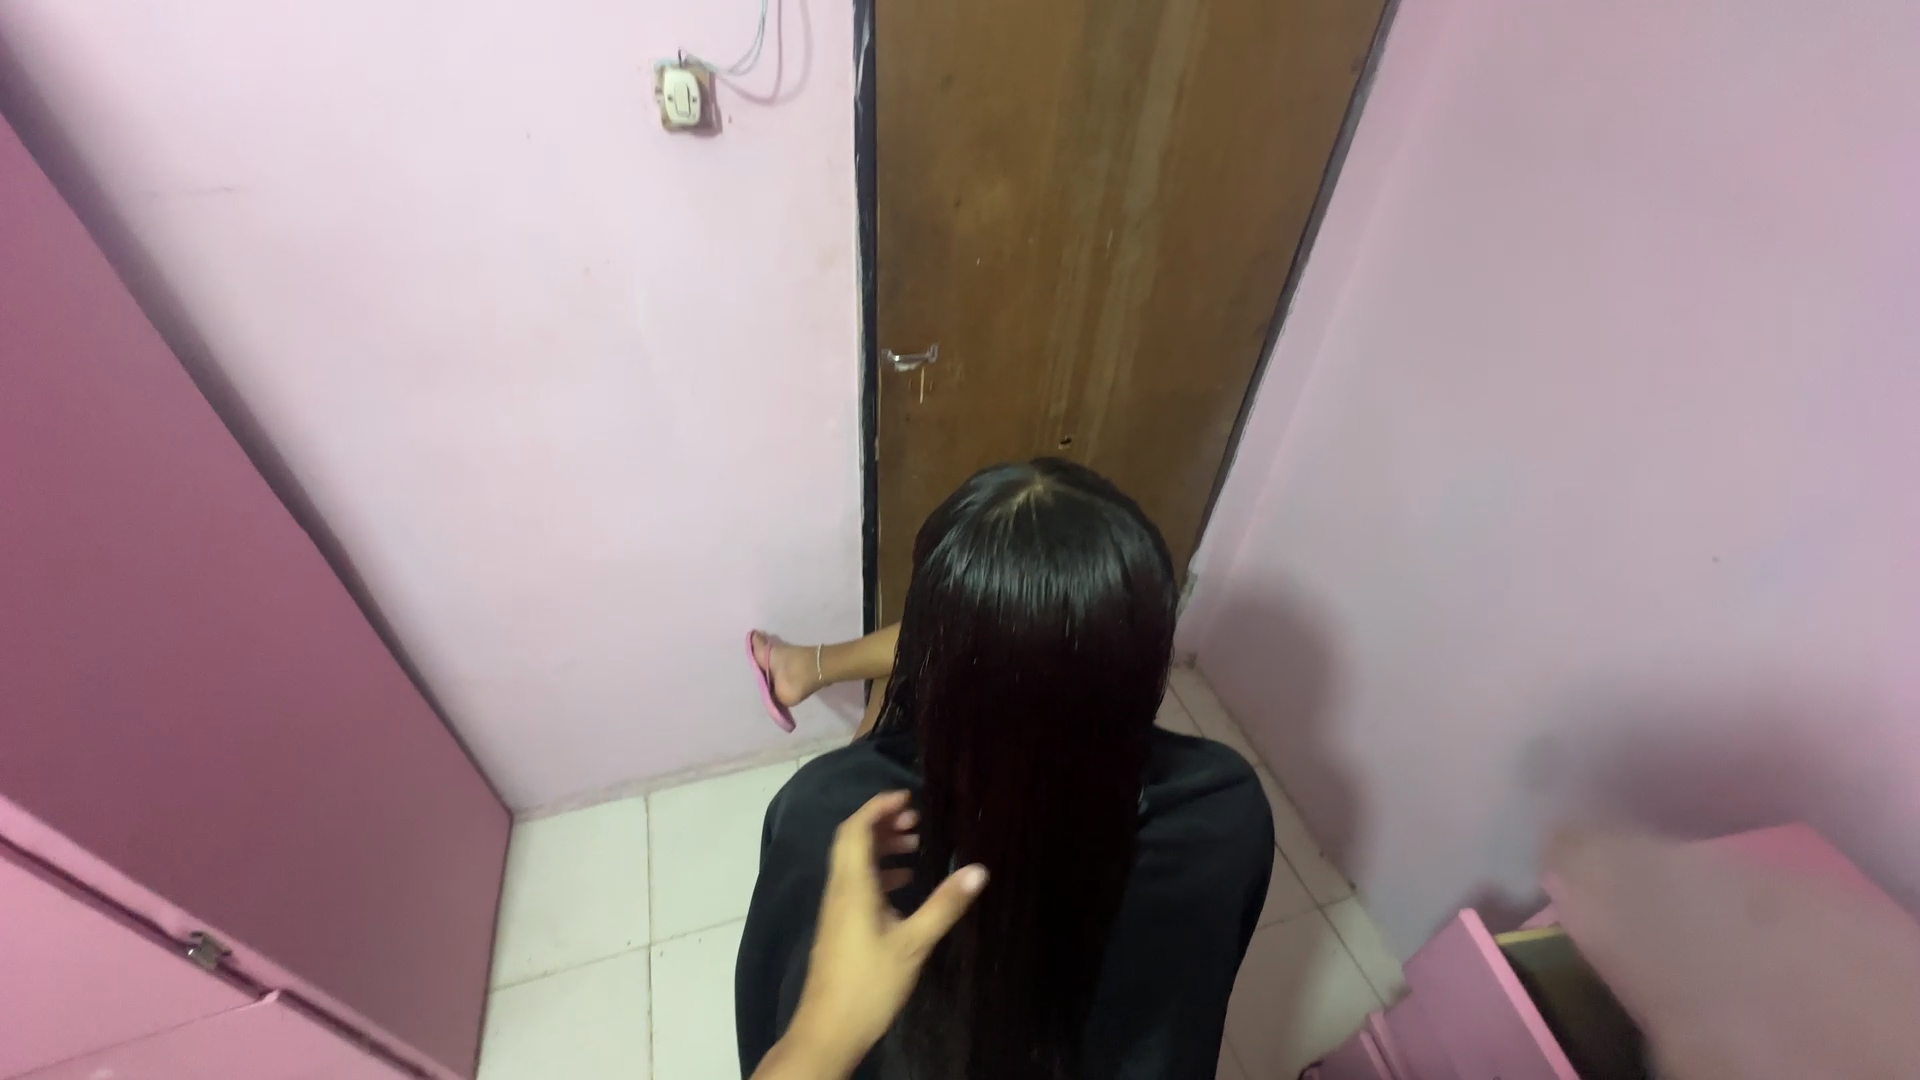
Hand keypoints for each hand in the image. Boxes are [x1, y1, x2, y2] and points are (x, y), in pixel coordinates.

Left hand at [752, 791, 988, 1078]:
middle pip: (853, 839)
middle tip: (916, 819)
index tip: (908, 797)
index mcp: (854, 884)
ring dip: (881, 846)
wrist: (827, 1032)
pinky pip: (856, 882)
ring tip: (915, 846)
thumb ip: (945, 904)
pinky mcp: (840, 925)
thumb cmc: (870, 983)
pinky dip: (878, 871)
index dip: (879, 806)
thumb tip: (979, 870)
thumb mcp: (914, 943)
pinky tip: (903, 884)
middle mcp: (841, 888)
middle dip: (883, 822)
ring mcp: (837, 908)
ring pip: (854, 861)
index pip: (857, 828)